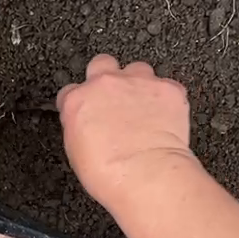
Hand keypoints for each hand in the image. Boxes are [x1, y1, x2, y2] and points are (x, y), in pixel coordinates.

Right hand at [56, 55, 200, 209]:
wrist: (146, 174)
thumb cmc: (110, 173)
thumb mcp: (76, 154)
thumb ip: (79, 128)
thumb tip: (87, 127)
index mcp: (78, 101)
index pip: (71, 91)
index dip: (80, 102)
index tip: (86, 111)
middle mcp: (106, 84)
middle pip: (101, 63)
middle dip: (106, 77)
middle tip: (113, 99)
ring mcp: (138, 82)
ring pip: (137, 69)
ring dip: (138, 85)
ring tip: (143, 110)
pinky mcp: (167, 88)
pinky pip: (167, 85)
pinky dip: (165, 98)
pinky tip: (163, 117)